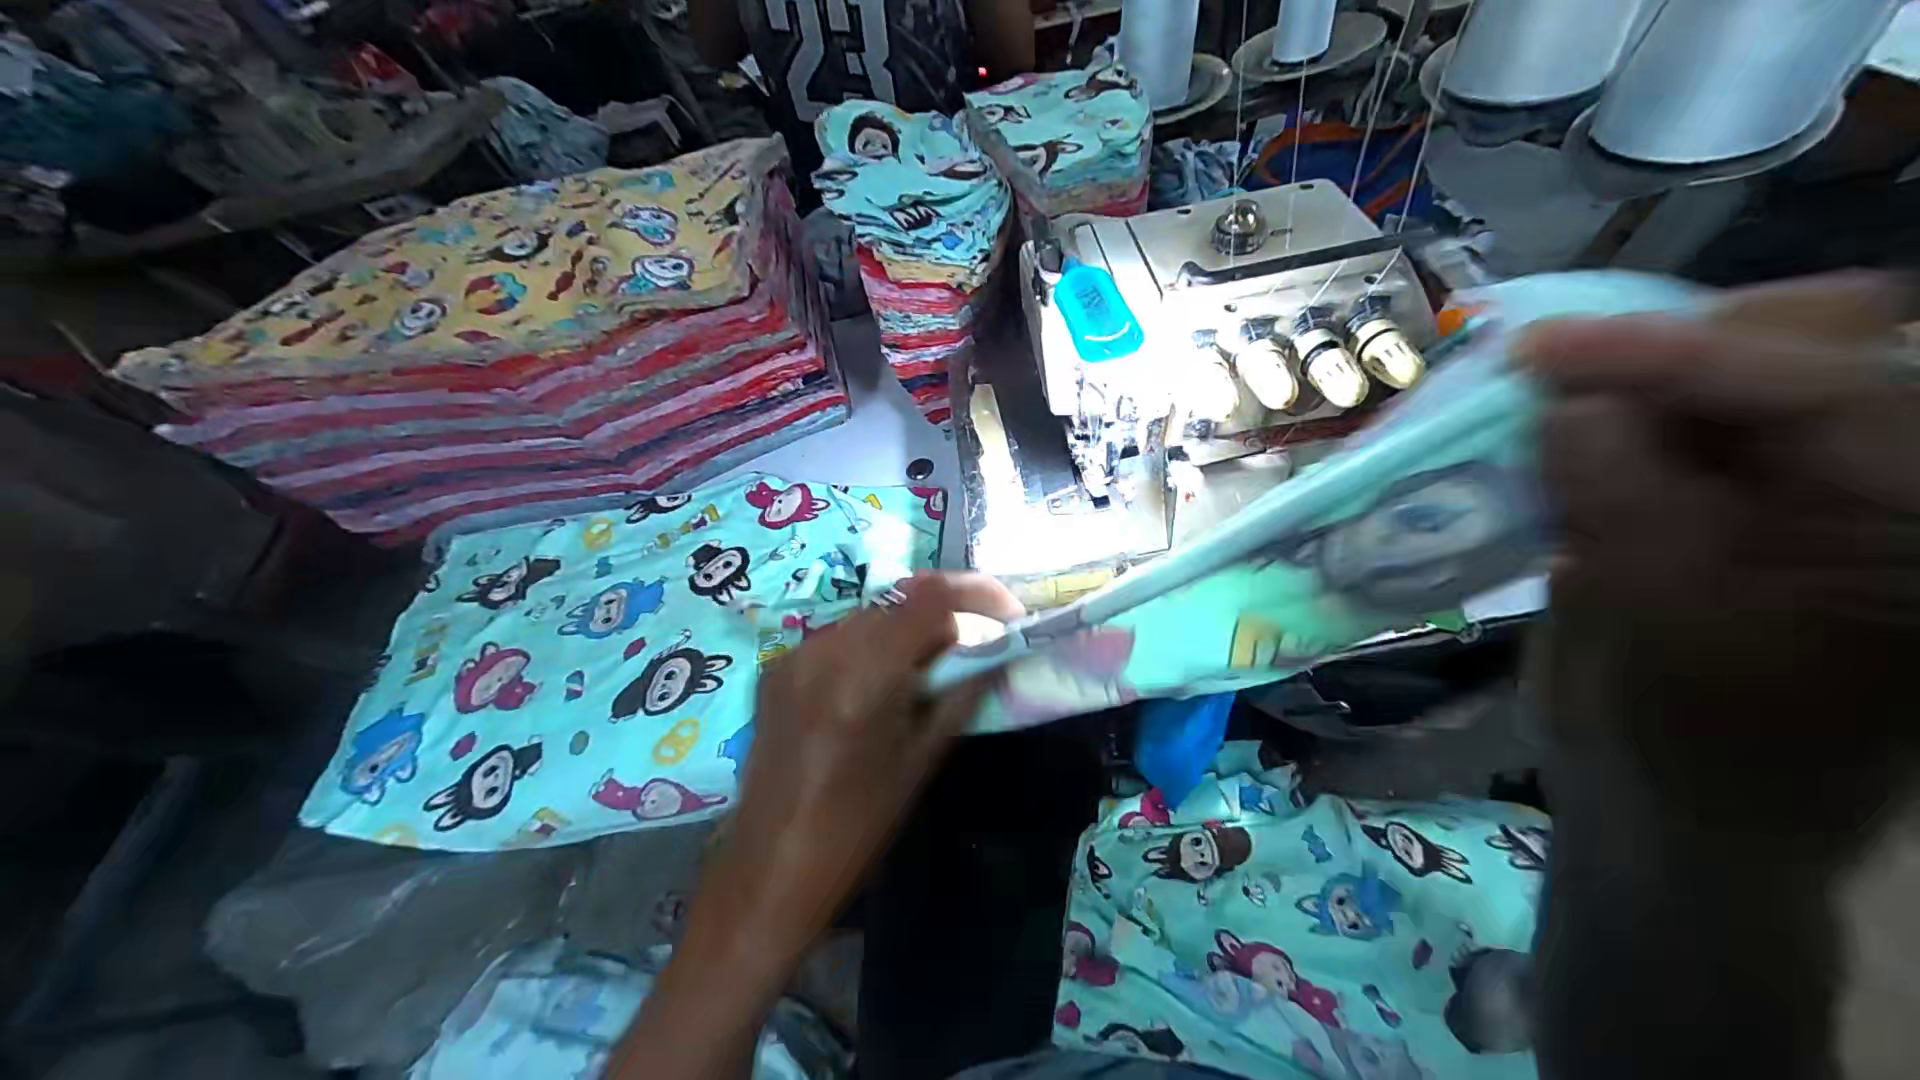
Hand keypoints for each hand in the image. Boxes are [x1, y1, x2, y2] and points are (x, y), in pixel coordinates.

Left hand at [610, 572, 1022, 1079]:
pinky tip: (876, 681)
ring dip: (906, 628)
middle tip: (970, 647)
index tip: (1006, 612)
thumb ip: (961, 692)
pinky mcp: (776, 667)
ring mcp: (793, 655)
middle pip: (900, 602)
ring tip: (925, 667)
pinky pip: (837, 637)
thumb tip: (995, 650)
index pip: (930, 598)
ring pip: (869, 615)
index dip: (977, 593)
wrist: (768, 864)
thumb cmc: (856, 826)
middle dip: (943, 614)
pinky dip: (870, 645)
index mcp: (864, 677)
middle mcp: (823, 651)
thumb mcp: (921, 760)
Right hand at [1519, 270, 1919, 833]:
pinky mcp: (1693, 502)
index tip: (1543, 348)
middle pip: (1791, 352)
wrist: (1668, 804)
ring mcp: (1775, 486)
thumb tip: (1566, 405)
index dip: (1683, 354)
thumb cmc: (1693, 744)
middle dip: (1659, 347)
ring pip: (1705, 383)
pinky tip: (1522, 431)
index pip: (1832, 389)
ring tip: (1517, 392)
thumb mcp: (1664, 633)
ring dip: (1609, 379)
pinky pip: (1642, 431)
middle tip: (1536, 368)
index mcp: (1916, 517)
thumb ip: (1628, 510)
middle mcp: (1863, 480)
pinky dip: (1577, 422)